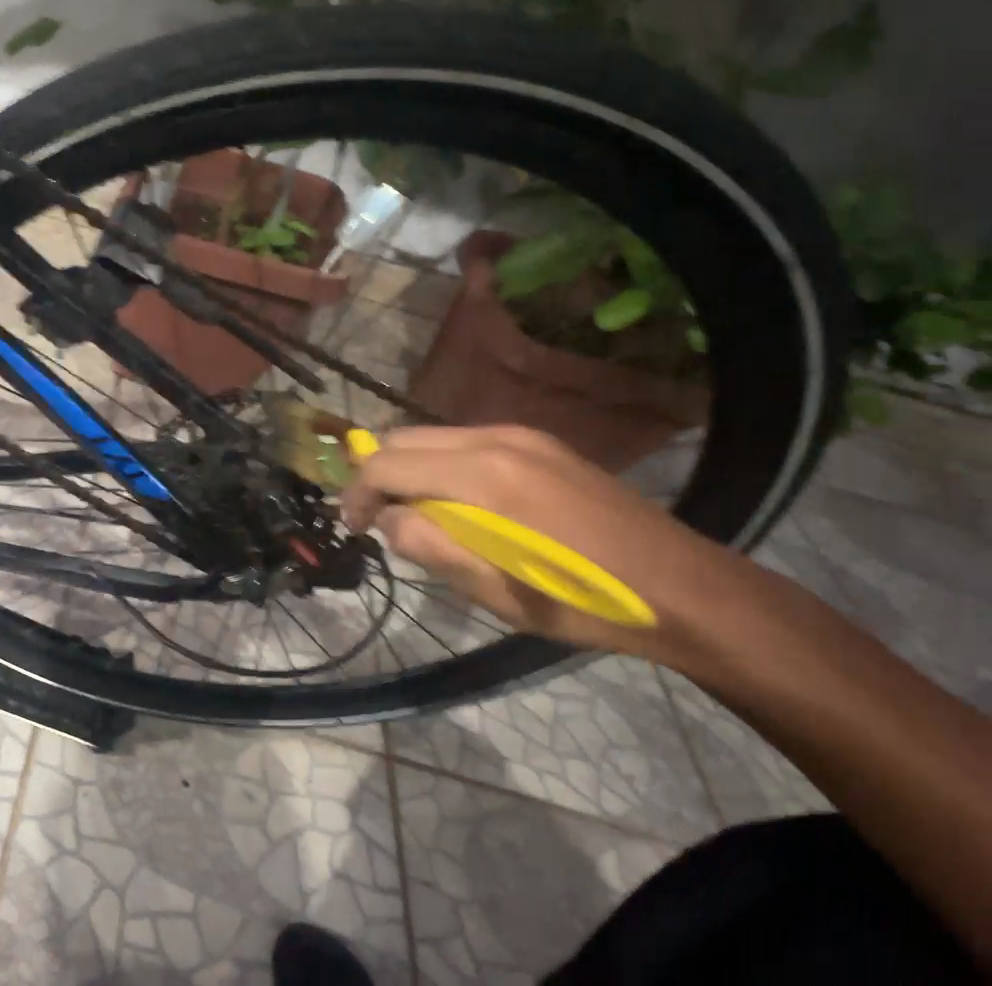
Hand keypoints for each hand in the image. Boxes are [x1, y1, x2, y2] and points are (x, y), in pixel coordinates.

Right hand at [341, 425, 761, 662]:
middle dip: (378, 477)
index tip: (355, 528)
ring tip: (421, 519)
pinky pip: (469, 444)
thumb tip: (388, 518)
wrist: (683, 589)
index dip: (356, 494)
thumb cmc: (580, 600)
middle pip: (403, 439)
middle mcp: (497, 439)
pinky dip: (445, 468)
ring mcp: (525, 438)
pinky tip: (464, 508)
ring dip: (412, 472)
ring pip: (435, 438)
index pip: (386, 463)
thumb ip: (428, 544)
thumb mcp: (493, 588)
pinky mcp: (544, 447)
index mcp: (481, 475)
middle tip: (379, 523)